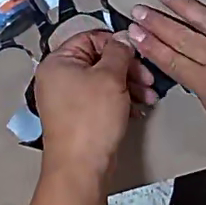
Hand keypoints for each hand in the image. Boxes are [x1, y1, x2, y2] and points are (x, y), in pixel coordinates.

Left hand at [32, 29, 156, 181]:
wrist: (82, 167)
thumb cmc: (90, 121)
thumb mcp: (111, 77)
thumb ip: (119, 52)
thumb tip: (123, 38)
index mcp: (58, 61)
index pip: (90, 37)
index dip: (116, 43)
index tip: (136, 52)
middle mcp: (58, 77)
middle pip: (99, 59)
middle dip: (127, 68)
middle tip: (147, 77)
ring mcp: (67, 98)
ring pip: (103, 80)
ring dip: (129, 85)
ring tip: (148, 96)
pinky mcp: (79, 116)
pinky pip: (101, 98)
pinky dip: (120, 100)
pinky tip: (137, 107)